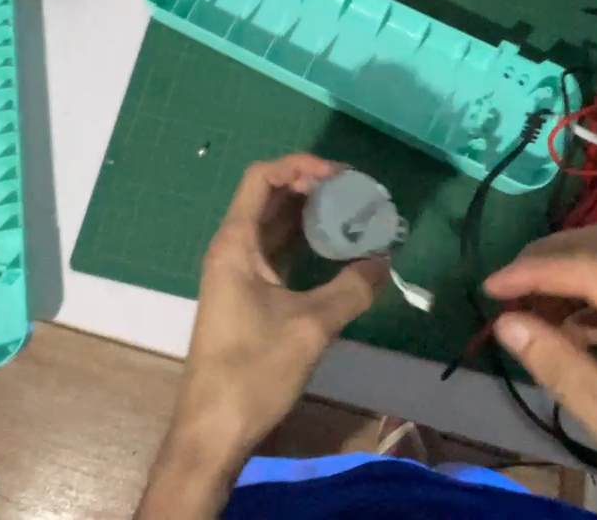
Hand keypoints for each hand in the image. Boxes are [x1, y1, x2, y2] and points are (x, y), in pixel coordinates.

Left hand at [138, 155, 387, 518]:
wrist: (212, 430)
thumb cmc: (253, 371)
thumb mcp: (311, 326)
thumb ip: (351, 289)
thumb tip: (384, 261)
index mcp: (236, 242)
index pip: (262, 177)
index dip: (299, 165)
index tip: (339, 176)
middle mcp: (233, 248)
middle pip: (269, 197)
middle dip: (311, 187)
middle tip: (355, 192)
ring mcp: (238, 272)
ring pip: (275, 225)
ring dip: (309, 215)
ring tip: (353, 214)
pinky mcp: (246, 294)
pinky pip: (277, 252)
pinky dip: (304, 243)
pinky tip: (335, 249)